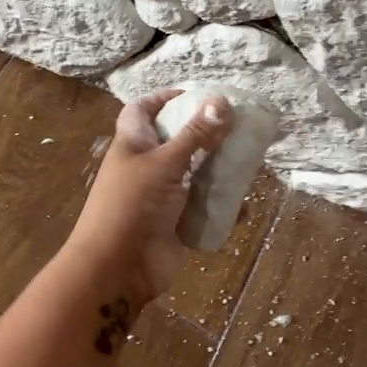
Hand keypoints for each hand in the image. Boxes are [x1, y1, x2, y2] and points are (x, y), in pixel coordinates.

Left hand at [65, 88, 233, 304]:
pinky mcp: (175, 224)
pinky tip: (244, 205)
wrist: (117, 269)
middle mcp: (146, 167)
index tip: (196, 97)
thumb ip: (195, 134)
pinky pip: (202, 210)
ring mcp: (161, 197)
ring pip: (193, 176)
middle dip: (204, 136)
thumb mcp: (166, 163)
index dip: (164, 99)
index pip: (142, 111)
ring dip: (217, 171)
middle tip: (237, 129)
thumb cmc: (133, 205)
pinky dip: (221, 207)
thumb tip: (221, 100)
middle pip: (176, 142)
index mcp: (133, 145)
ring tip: (248, 163)